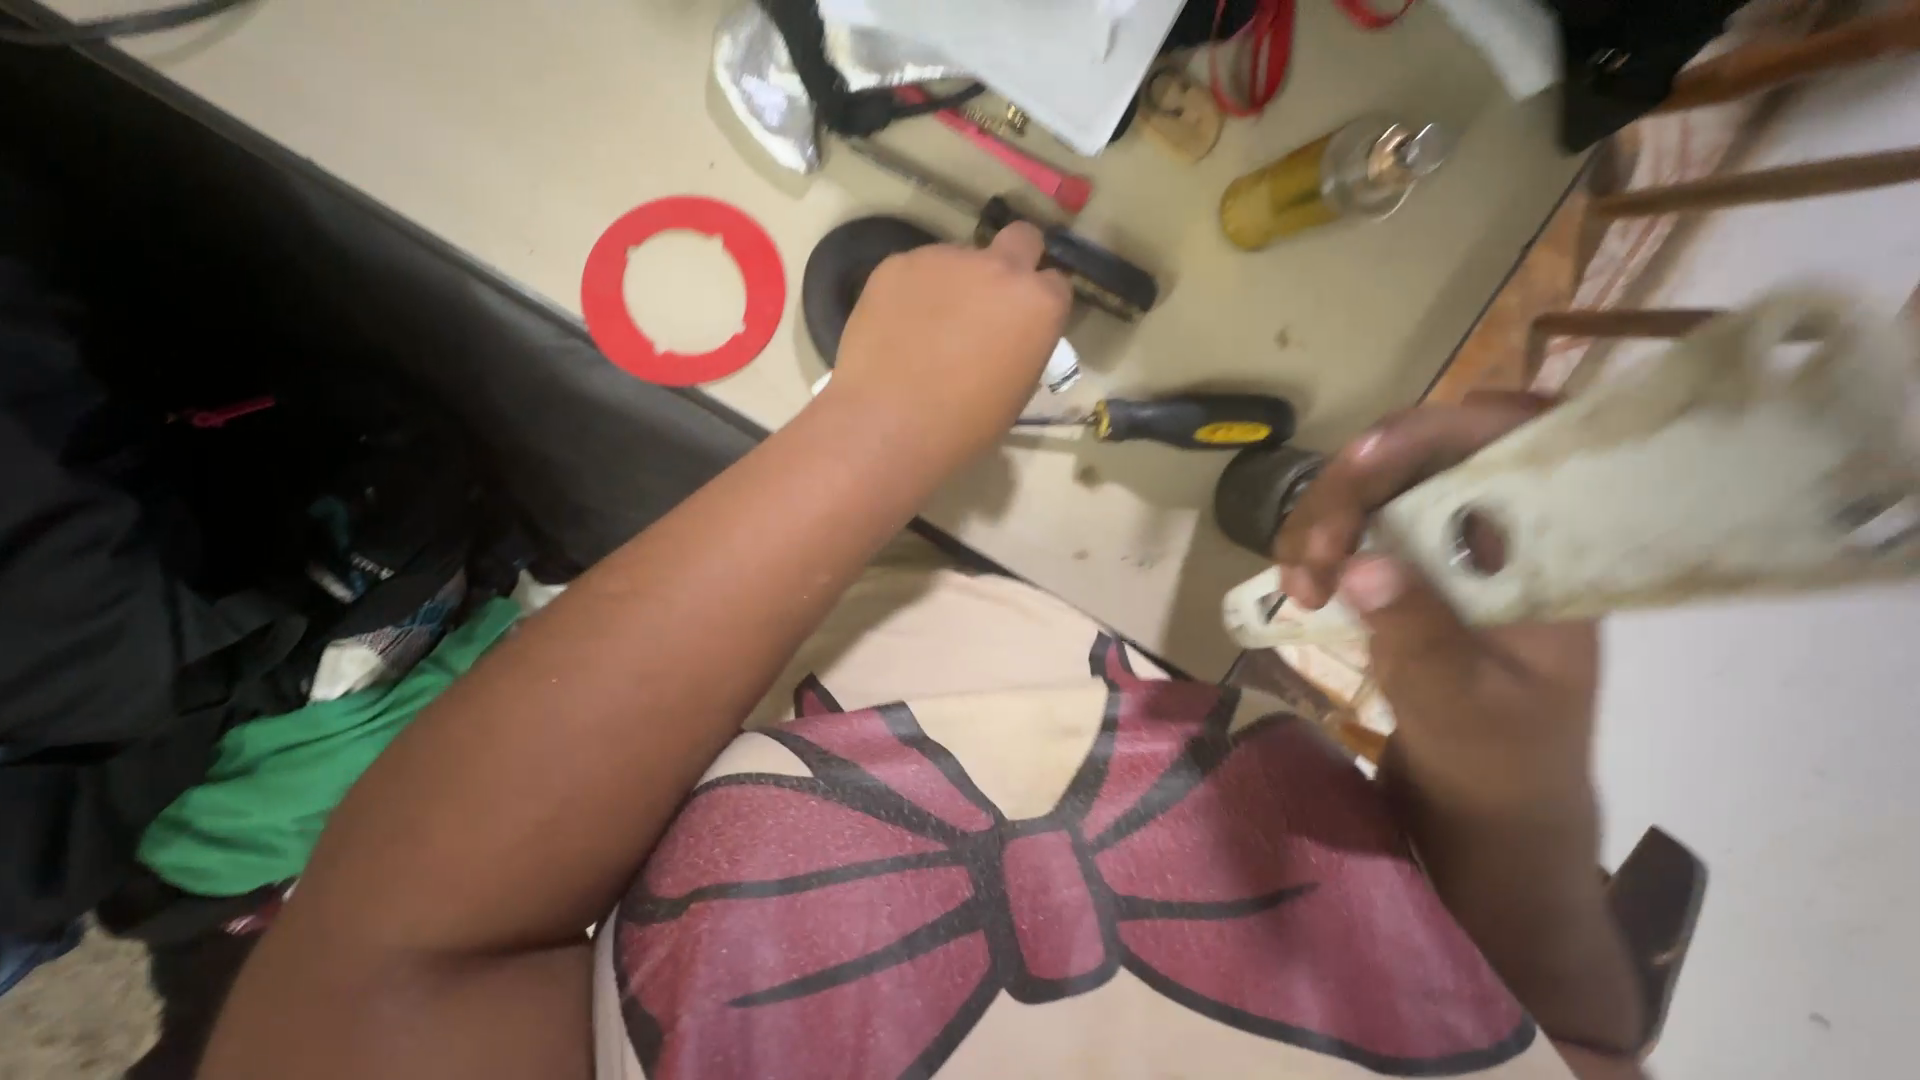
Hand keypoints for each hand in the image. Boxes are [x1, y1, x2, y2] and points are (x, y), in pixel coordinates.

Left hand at [823, 223, 1071, 464]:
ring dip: (954, 283)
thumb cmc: (962, 426)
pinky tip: (896, 328)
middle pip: (1021, 238)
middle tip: (988, 301)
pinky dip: (912, 292)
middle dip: (1013, 261)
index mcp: (1037, 304)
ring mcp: (945, 259)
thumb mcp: (1015, 394)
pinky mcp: (898, 263)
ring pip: (960, 259)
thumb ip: (1022, 347)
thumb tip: (1007, 338)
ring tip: (927, 328)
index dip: (1039, 304)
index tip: (1022, 325)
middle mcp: (998, 268)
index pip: (1055, 284)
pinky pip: (915, 271)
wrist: (886, 424)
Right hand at [1273, 392, 1597, 805]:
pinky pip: (1349, 533)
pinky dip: (1312, 549)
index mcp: (1544, 555)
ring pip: (1372, 491)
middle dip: (1350, 489)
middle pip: (1421, 458)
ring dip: (1320, 521)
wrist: (1482, 817)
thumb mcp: (1463, 710)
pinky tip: (1298, 590)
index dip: (1444, 426)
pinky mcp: (1401, 580)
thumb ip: (1422, 638)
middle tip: (1309, 553)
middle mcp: (1494, 537)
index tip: (1366, 460)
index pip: (1510, 443)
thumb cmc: (1498, 769)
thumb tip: (1363, 564)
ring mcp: (1441, 556)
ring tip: (1296, 585)